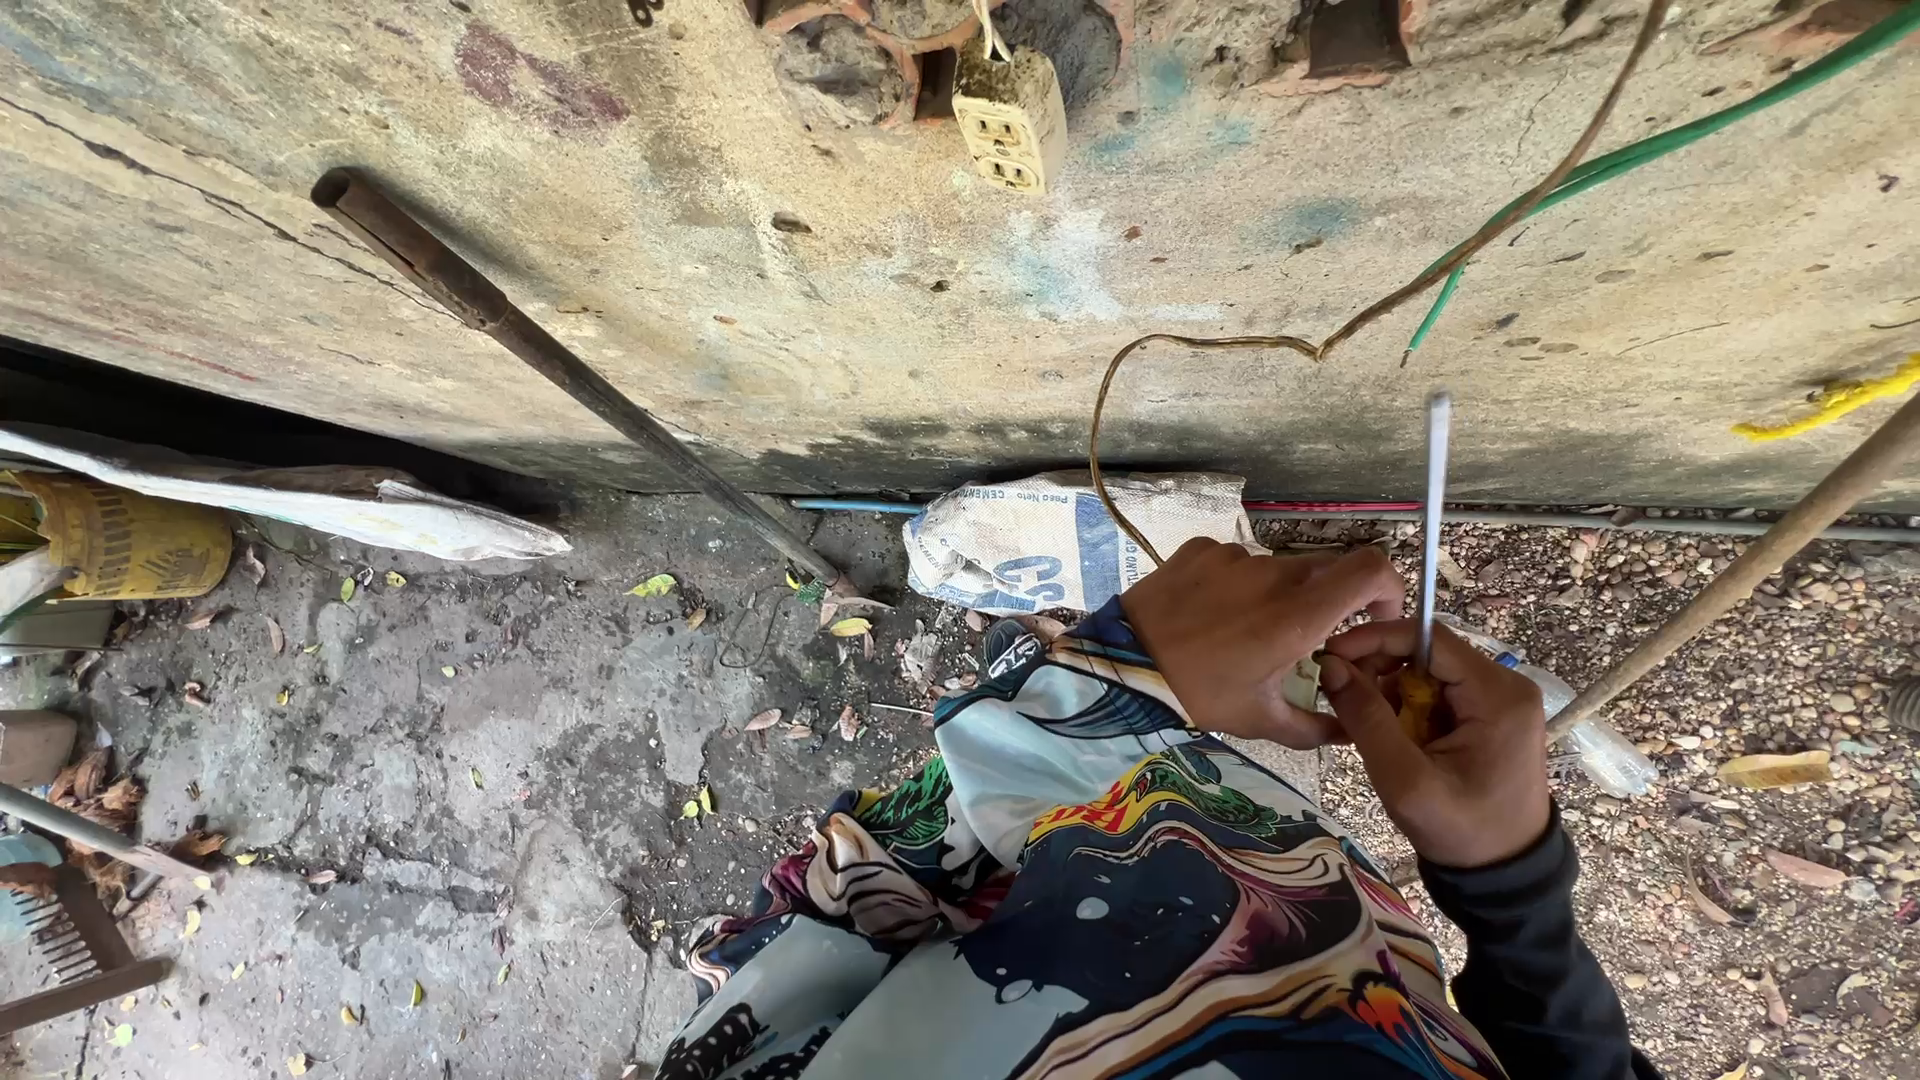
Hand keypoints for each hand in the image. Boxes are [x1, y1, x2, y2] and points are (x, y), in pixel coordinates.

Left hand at [1119, 538, 1403, 749]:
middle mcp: (1271, 574)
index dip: (1387, 588)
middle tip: (1303, 636)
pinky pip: (1235, 560)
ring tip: (1243, 629)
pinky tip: (1211, 611)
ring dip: (1276, 593)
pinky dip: (1235, 582)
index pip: (1371, 570)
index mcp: (1297, 615)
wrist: (1122, 663)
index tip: (1372, 617)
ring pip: (1277, 567)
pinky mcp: (1198, 548)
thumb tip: (1349, 730)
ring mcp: (1231, 556)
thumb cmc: (1196, 692)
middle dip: (1327, 601)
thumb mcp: (1259, 718)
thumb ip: (1315, 726)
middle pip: (1325, 571)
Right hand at [1319, 620, 1550, 867]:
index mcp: (1498, 695)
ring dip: (1385, 687)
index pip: (1427, 636)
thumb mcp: (1404, 778)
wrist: (1503, 873)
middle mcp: (1504, 685)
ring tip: (1364, 721)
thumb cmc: (1459, 828)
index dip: (1374, 638)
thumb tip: (1329, 665)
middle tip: (1341, 695)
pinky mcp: (1485, 713)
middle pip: (1424, 649)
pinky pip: (1431, 688)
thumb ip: (1366, 718)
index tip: (1330, 656)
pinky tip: (1386, 730)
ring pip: (1423, 668)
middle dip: (1376, 666)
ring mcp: (1497, 698)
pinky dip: (1400, 702)